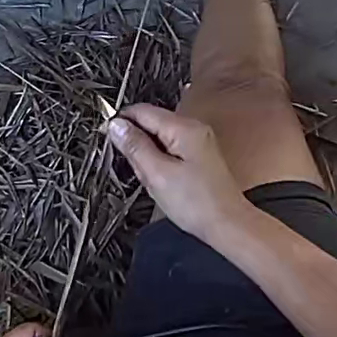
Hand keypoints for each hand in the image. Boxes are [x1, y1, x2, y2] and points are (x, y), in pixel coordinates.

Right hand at [107, 103, 255, 238]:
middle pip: (151, 122)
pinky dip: (160, 162)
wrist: (229, 226)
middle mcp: (194, 128)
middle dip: (136, 142)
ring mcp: (198, 141)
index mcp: (184, 128)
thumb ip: (135, 146)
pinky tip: (163, 181)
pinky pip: (171, 149)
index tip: (107, 137)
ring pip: (160, 137)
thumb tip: (116, 125)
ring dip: (148, 155)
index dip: (121, 122)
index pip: (142, 111)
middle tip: (137, 169)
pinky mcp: (199, 155)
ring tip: (153, 179)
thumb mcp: (157, 174)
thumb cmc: (197, 204)